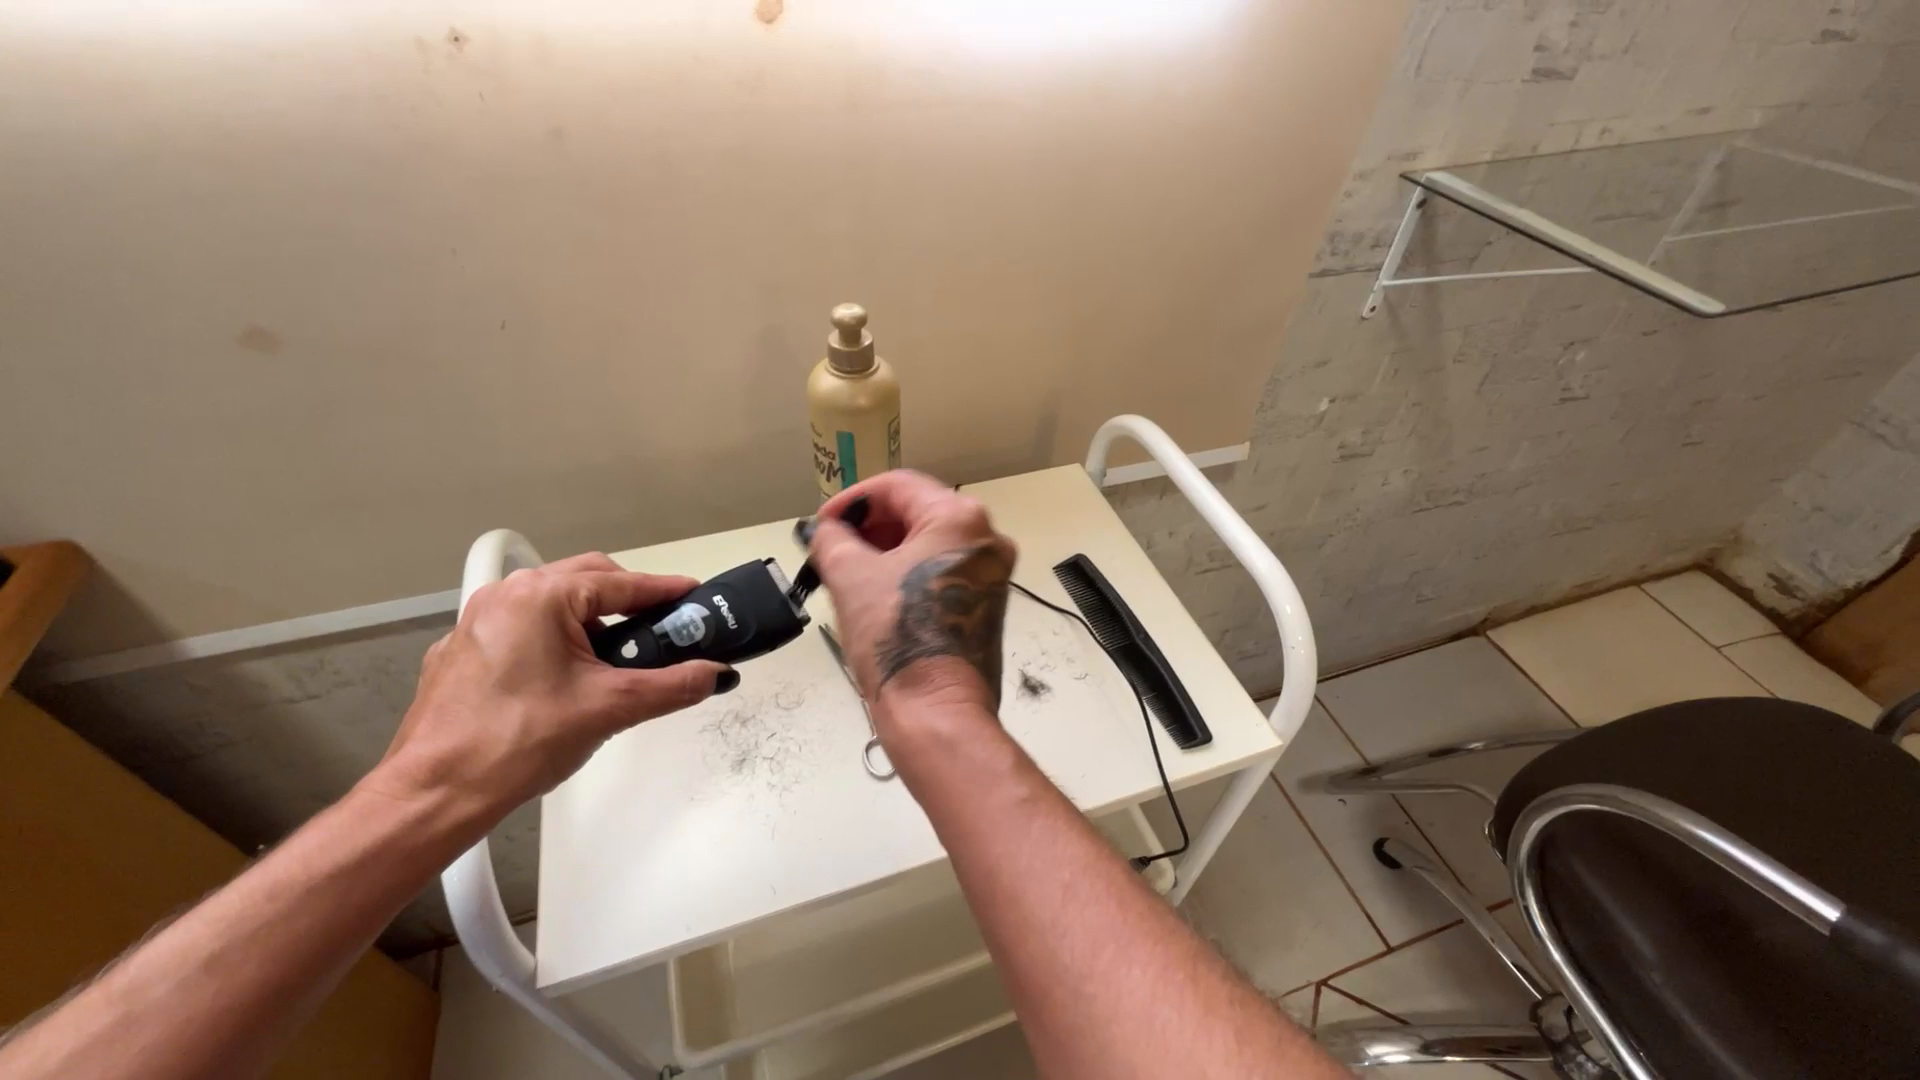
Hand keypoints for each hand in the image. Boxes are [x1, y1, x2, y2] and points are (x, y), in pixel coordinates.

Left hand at [366, 553, 731, 818]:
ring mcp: (476, 623)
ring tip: (619, 656)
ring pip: (552, 603)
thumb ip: (673, 685)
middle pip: (585, 580)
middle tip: (662, 626)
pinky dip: (557, 637)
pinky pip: (523, 627)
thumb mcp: (611, 708)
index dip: (665, 591)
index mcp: (540, 596)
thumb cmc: (520, 742)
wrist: (434, 795)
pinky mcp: (462, 652)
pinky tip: (569, 676)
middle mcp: (504, 596)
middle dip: (628, 599)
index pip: (622, 583)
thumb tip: (717, 674)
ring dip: (592, 619)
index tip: (696, 596)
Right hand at [809, 471, 1017, 725]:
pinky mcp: (985, 605)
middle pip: (918, 513)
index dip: (852, 500)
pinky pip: (940, 573)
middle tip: (831, 549)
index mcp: (961, 518)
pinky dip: (906, 575)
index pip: (898, 486)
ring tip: (845, 574)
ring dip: (884, 552)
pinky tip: (874, 596)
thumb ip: (831, 539)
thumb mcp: (850, 577)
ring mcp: (992, 575)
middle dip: (869, 527)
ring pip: (929, 544)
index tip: (822, 524)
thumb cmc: (896, 636)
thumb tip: (826, 531)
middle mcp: (987, 538)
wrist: (937, 711)